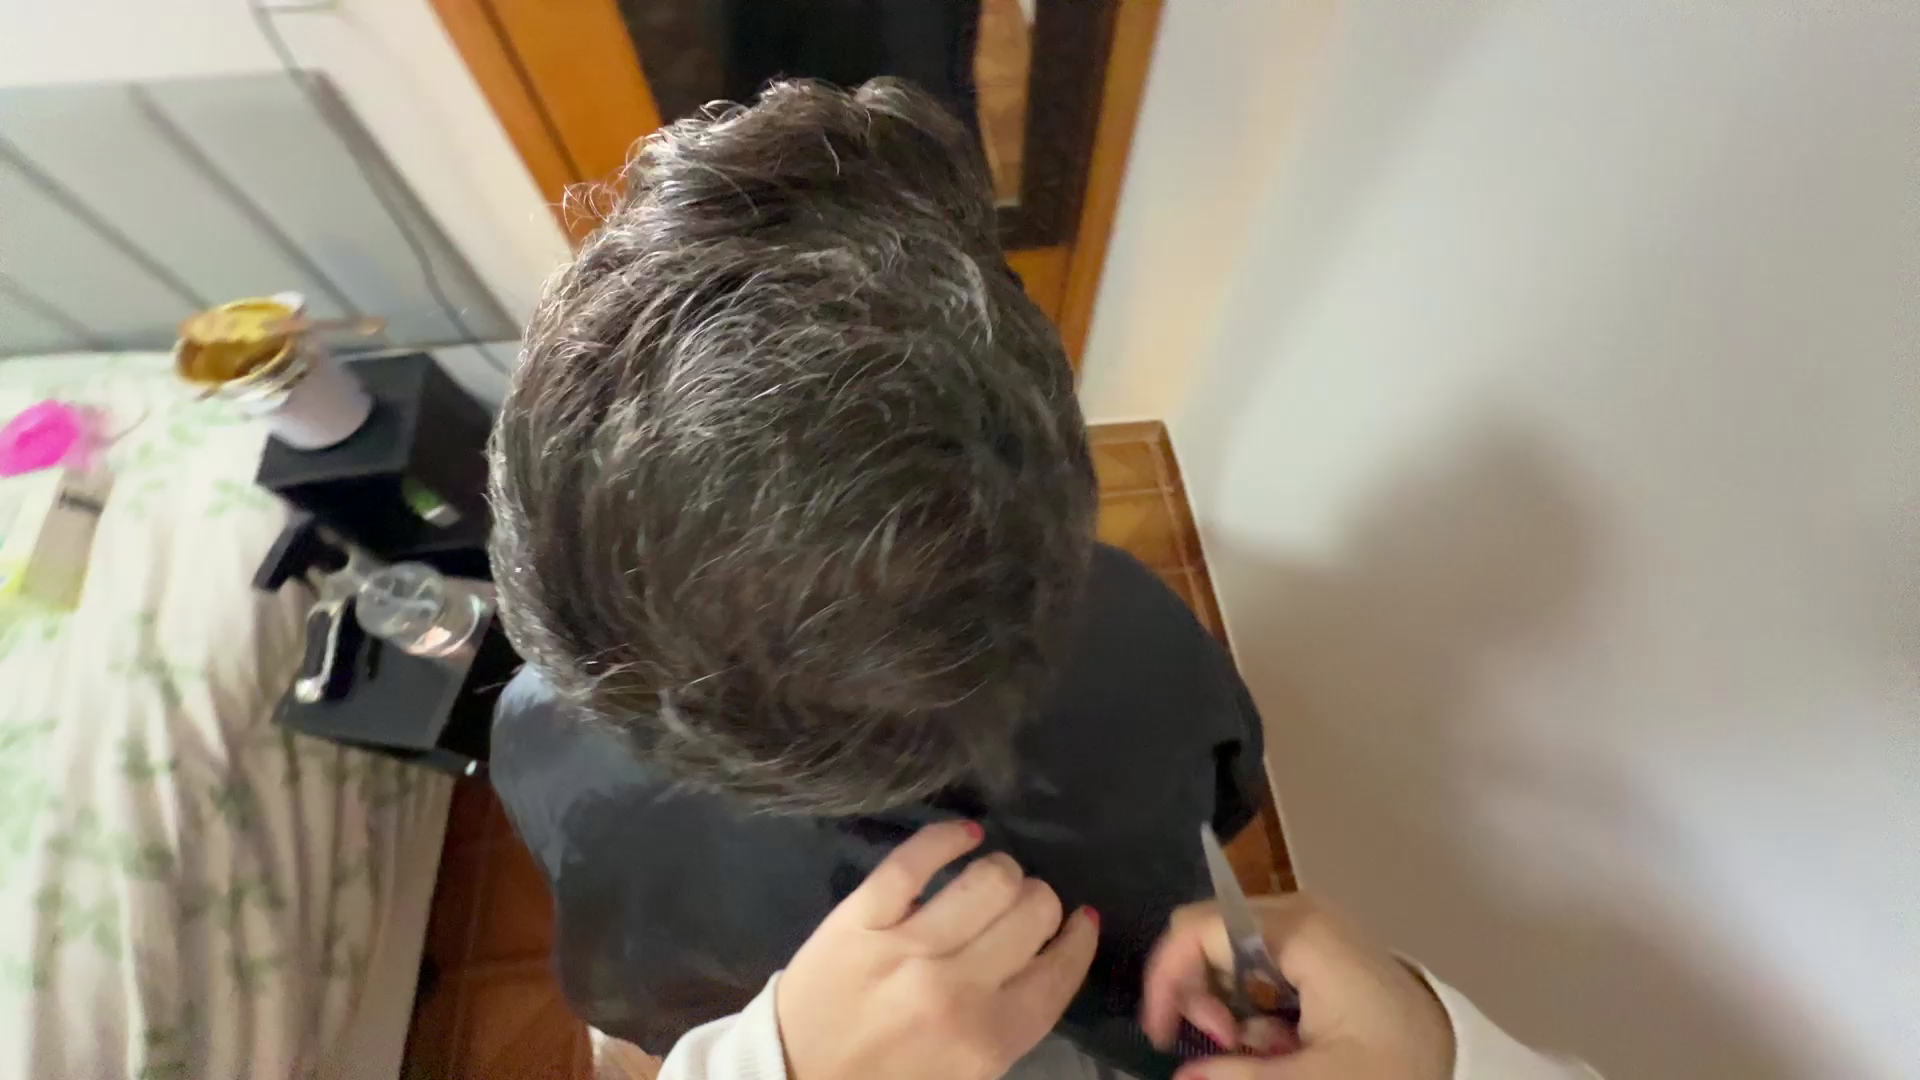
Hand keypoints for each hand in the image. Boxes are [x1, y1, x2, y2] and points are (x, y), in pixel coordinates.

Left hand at [775, 821, 1099, 1079]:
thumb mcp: (965, 1075)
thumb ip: (1010, 1022)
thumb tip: (1047, 953)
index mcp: (985, 1042)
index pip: (1057, 973)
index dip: (1077, 940)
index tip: (1081, 920)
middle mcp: (954, 990)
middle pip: (1031, 912)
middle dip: (1040, 902)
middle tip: (1026, 906)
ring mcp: (905, 946)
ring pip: (988, 878)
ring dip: (1003, 871)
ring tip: (994, 878)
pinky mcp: (861, 914)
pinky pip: (916, 858)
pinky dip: (949, 836)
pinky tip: (966, 834)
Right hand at [1140, 893, 1454, 1079]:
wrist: (1470, 1062)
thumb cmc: (1399, 1068)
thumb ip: (1247, 1077)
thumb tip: (1181, 1076)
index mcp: (1295, 932)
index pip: (1199, 930)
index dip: (1168, 977)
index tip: (1162, 1034)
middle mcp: (1292, 909)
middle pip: (1205, 933)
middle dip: (1197, 992)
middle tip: (1219, 1046)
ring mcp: (1302, 920)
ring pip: (1223, 945)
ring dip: (1221, 1000)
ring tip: (1250, 1048)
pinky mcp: (1309, 938)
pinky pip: (1249, 956)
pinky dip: (1245, 996)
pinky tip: (1273, 1036)